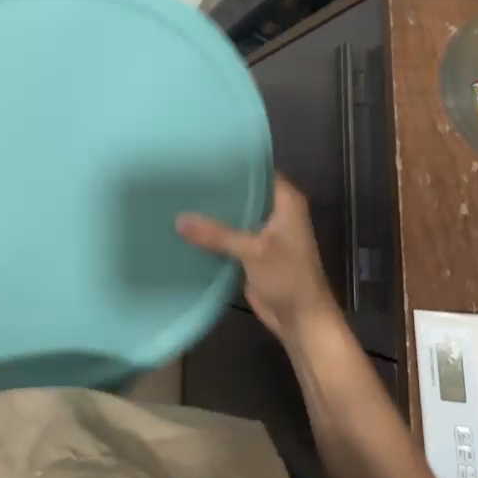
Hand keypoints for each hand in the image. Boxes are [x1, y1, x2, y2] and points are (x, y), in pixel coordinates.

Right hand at [178, 174, 338, 343]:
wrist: (301, 321)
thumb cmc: (288, 278)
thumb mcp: (253, 251)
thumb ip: (216, 234)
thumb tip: (178, 219)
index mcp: (285, 201)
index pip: (257, 170)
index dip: (232, 163)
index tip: (201, 156)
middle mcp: (275, 211)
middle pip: (242, 191)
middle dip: (216, 187)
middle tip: (181, 175)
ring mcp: (263, 231)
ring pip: (233, 213)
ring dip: (212, 211)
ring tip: (177, 196)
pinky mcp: (251, 250)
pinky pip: (228, 234)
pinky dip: (212, 232)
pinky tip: (185, 225)